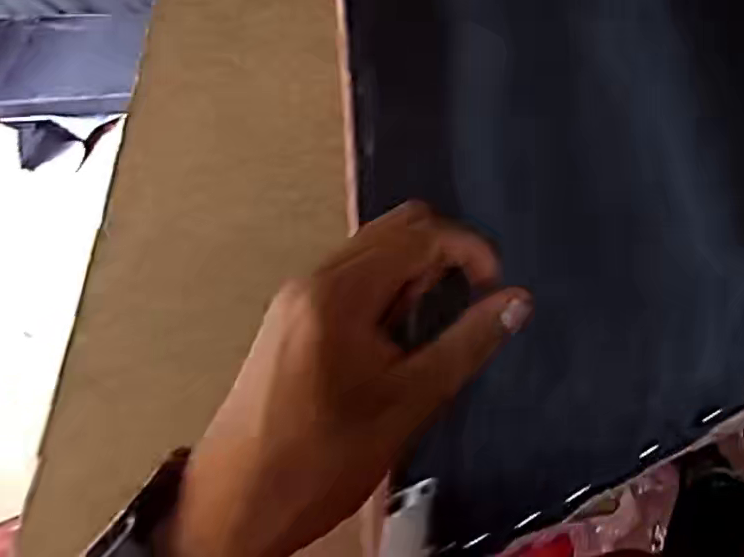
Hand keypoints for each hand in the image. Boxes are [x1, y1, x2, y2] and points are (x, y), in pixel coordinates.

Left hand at [166, 202, 532, 556]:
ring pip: (381, 243)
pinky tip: (397, 331)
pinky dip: (394, 281)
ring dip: (420, 267)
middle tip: (463, 301)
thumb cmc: (319, 463)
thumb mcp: (408, 403)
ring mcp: (301, 292)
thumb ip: (468, 343)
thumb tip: (519, 300)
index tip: (494, 288)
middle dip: (446, 252)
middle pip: (401, 225)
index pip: (423, 234)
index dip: (471, 250)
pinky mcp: (295, 310)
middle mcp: (317, 277)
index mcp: (340, 292)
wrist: (224, 519)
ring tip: (429, 323)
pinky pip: (361, 267)